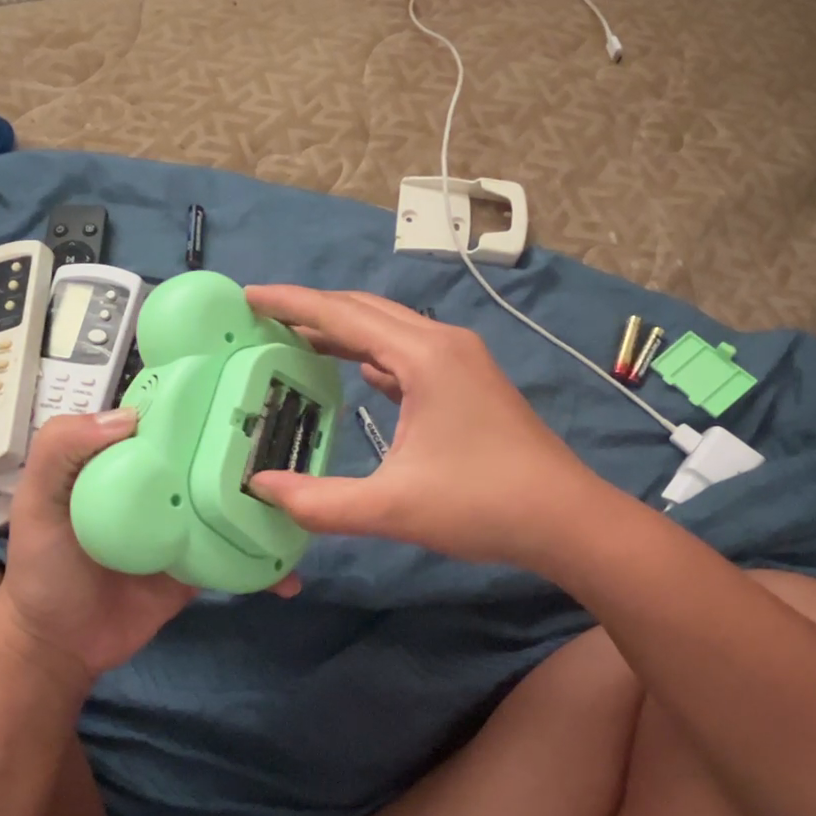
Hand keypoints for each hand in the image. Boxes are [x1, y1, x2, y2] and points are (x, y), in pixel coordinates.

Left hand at [0, 410, 300, 677]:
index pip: (172, 421)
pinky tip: (292, 576)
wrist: (59, 645)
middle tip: (298, 443)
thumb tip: (132, 416)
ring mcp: (189, 524)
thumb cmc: (44, 564)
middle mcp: (165, 483)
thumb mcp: (38, 500)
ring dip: (270, 503)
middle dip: (254, 450)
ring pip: (236, 504)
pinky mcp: (204, 565)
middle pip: (214, 459)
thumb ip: (62, 449)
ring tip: (308, 498)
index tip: (248, 386)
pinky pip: (240, 557)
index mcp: (130, 458)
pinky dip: (269, 567)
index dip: (203, 403)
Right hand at [244, 285, 616, 567]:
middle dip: (312, 310)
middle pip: (365, 311)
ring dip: (343, 332)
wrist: (567, 519)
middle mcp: (442, 343)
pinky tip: (356, 373)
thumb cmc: (482, 505)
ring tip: (295, 341)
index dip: (291, 303)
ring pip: (389, 330)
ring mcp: (461, 360)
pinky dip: (373, 355)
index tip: (248, 296)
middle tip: (263, 320)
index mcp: (424, 356)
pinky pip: (408, 353)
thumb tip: (260, 488)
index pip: (342, 315)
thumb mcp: (393, 508)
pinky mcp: (469, 382)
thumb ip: (319, 501)